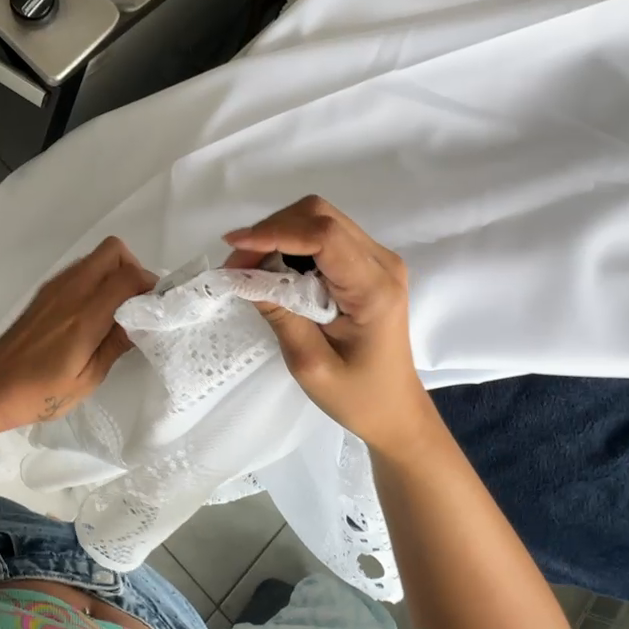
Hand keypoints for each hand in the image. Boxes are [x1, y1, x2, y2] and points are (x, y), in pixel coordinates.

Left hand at [0, 237, 155, 432]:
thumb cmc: (41, 391)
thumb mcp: (88, 379)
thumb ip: (116, 345)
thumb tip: (140, 322)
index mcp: (85, 315)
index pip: (127, 276)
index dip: (149, 284)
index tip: (157, 306)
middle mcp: (71, 291)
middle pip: (112, 250)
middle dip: (133, 268)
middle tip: (137, 302)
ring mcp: (56, 287)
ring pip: (95, 257)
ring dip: (114, 273)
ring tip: (119, 310)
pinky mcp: (46, 292)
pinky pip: (80, 270)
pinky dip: (96, 280)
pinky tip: (95, 313)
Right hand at [223, 196, 434, 453]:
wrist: (394, 411)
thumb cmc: (357, 395)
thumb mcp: (309, 363)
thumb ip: (279, 312)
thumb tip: (242, 275)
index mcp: (373, 289)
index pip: (324, 236)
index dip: (275, 232)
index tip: (235, 246)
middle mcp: (381, 263)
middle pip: (319, 217)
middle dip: (271, 230)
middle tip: (238, 264)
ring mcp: (376, 260)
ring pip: (317, 219)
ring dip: (277, 234)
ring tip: (249, 267)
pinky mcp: (365, 263)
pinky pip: (321, 235)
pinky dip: (289, 243)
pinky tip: (272, 268)